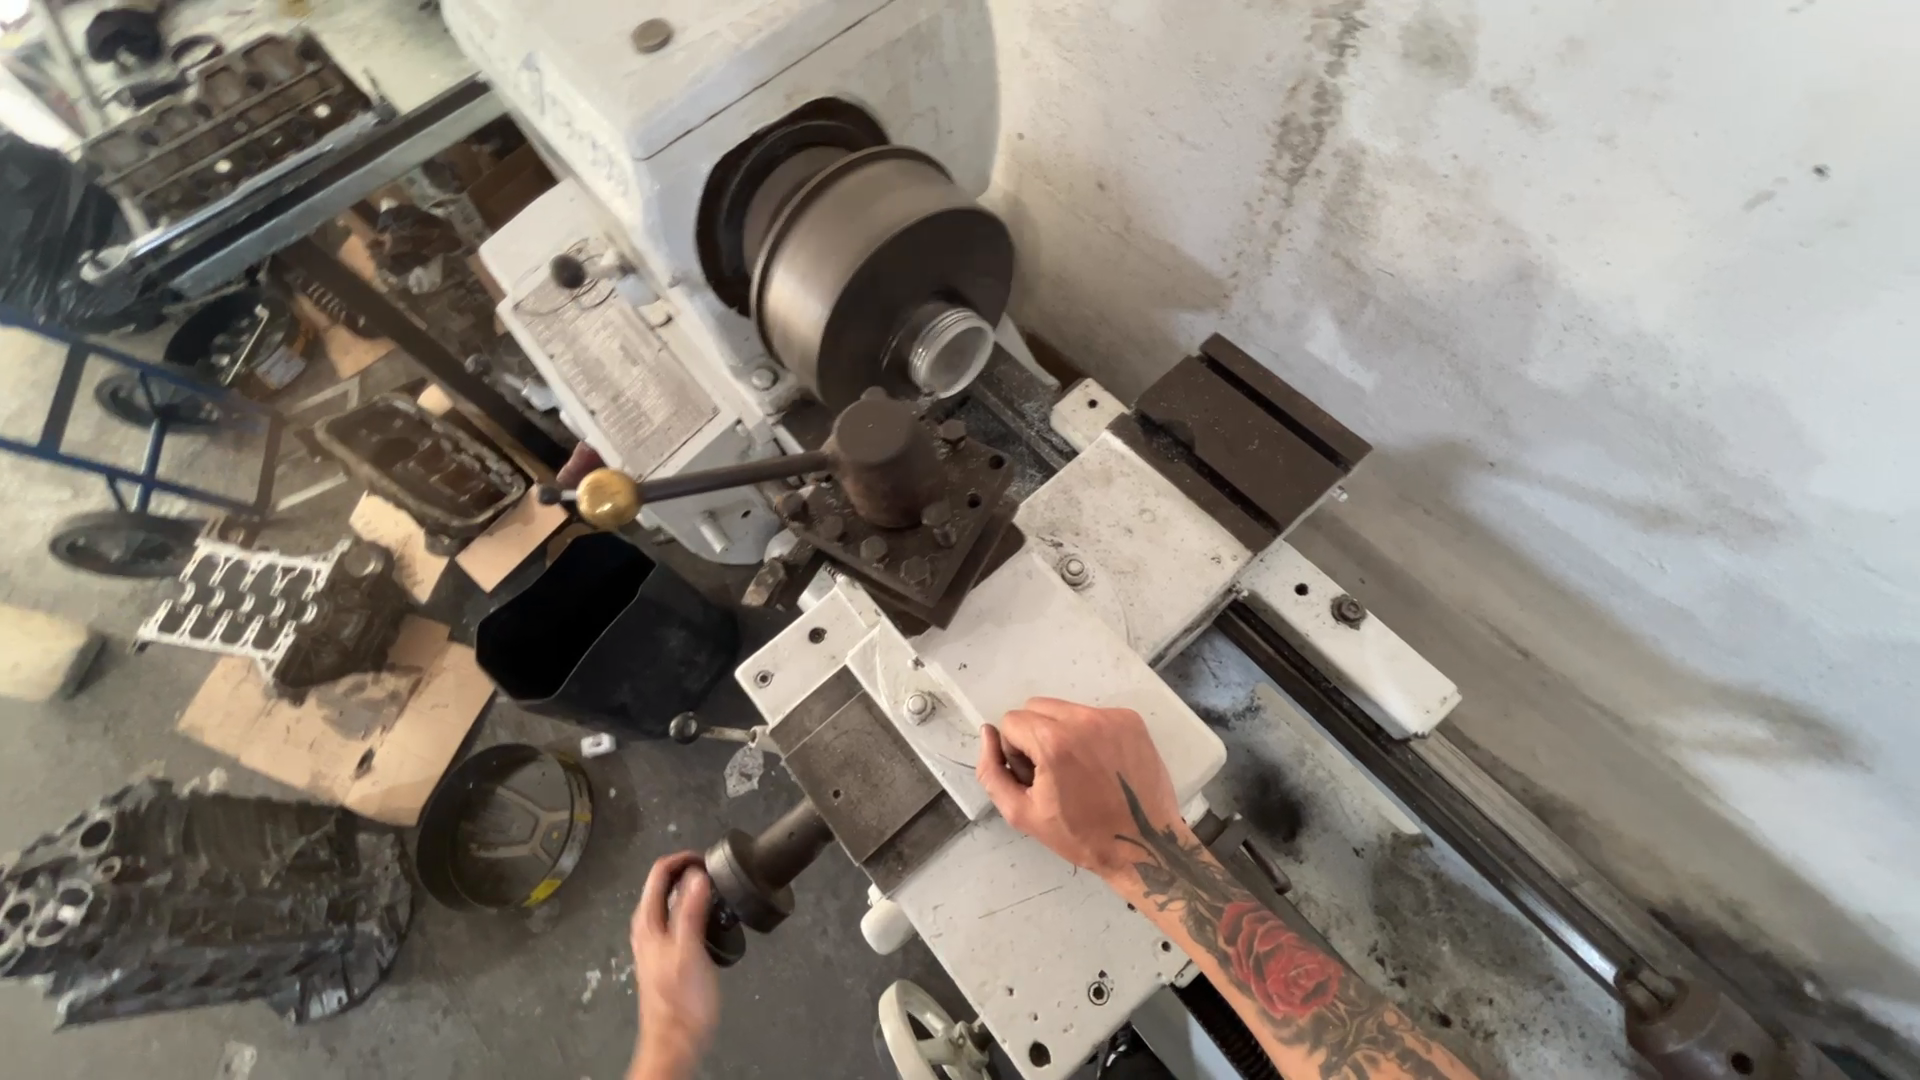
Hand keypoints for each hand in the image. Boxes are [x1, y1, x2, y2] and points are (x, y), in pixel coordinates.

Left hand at [630, 853, 719, 1078]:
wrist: (676, 1042)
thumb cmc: (682, 1000)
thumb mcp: (689, 950)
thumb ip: (691, 911)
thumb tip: (697, 874)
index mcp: (648, 923)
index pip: (659, 874)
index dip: (683, 859)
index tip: (708, 860)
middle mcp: (648, 928)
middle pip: (661, 885)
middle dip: (686, 870)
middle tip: (714, 871)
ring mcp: (656, 942)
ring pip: (669, 901)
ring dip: (689, 888)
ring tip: (715, 887)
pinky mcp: (667, 955)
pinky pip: (677, 918)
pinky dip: (692, 907)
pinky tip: (709, 915)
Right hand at [975, 698, 1185, 878]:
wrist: (1145, 846)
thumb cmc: (1080, 836)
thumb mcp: (1021, 814)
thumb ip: (991, 771)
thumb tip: (987, 733)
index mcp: (1053, 742)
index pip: (1011, 721)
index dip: (1015, 752)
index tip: (1035, 779)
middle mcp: (1083, 719)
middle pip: (1035, 707)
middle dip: (1034, 736)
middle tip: (1052, 773)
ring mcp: (1111, 717)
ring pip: (1064, 709)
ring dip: (1060, 732)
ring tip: (1078, 769)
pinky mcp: (1131, 720)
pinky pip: (1093, 714)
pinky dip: (1088, 734)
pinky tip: (1100, 765)